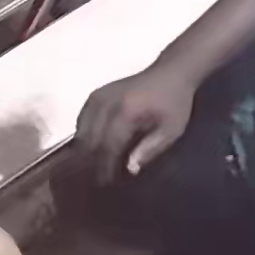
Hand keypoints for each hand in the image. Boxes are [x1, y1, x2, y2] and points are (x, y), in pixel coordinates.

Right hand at [75, 69, 196, 182]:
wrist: (170, 72)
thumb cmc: (174, 102)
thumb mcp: (172, 129)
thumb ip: (151, 149)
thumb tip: (130, 169)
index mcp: (126, 111)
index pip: (108, 145)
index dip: (105, 165)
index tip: (106, 181)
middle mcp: (106, 103)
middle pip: (90, 140)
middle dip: (93, 161)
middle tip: (98, 177)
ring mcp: (97, 98)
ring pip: (81, 132)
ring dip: (86, 150)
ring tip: (94, 164)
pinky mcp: (94, 96)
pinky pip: (81, 121)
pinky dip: (84, 136)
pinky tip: (92, 145)